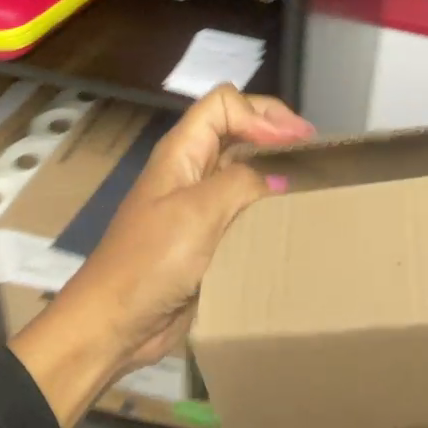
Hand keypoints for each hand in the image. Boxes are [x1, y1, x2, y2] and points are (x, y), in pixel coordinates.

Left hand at [10, 85, 311, 427]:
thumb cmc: (151, 261)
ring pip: (242, 166)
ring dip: (274, 166)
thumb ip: (242, 182)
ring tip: (308, 179)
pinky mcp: (206, 237)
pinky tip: (288, 217)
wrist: (114, 324)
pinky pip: (242, 207)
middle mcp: (191, 168)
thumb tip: (277, 179)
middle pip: (236, 127)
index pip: (224, 103)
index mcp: (182, 150)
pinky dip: (267, 204)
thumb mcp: (198, 211)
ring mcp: (198, 203)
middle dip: (274, 130)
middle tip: (312, 148)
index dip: (260, 113)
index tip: (291, 142)